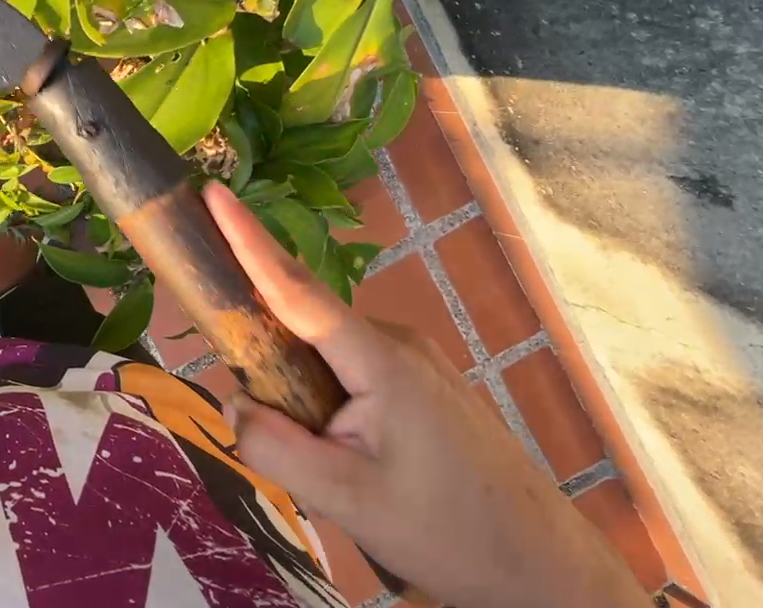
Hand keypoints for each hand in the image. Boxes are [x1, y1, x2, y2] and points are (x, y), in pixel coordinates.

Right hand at [202, 183, 643, 607]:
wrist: (549, 574)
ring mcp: (411, 358)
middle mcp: (394, 341)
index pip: (295, 288)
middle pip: (300, 322)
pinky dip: (323, 396)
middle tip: (269, 425)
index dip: (247, 237)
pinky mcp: (418, 380)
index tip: (213, 192)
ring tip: (326, 463)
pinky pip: (345, 368)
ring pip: (321, 352)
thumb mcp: (346, 500)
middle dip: (265, 355)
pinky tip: (347, 455)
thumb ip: (274, 447)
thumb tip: (232, 403)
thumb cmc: (449, 533)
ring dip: (298, 387)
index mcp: (379, 359)